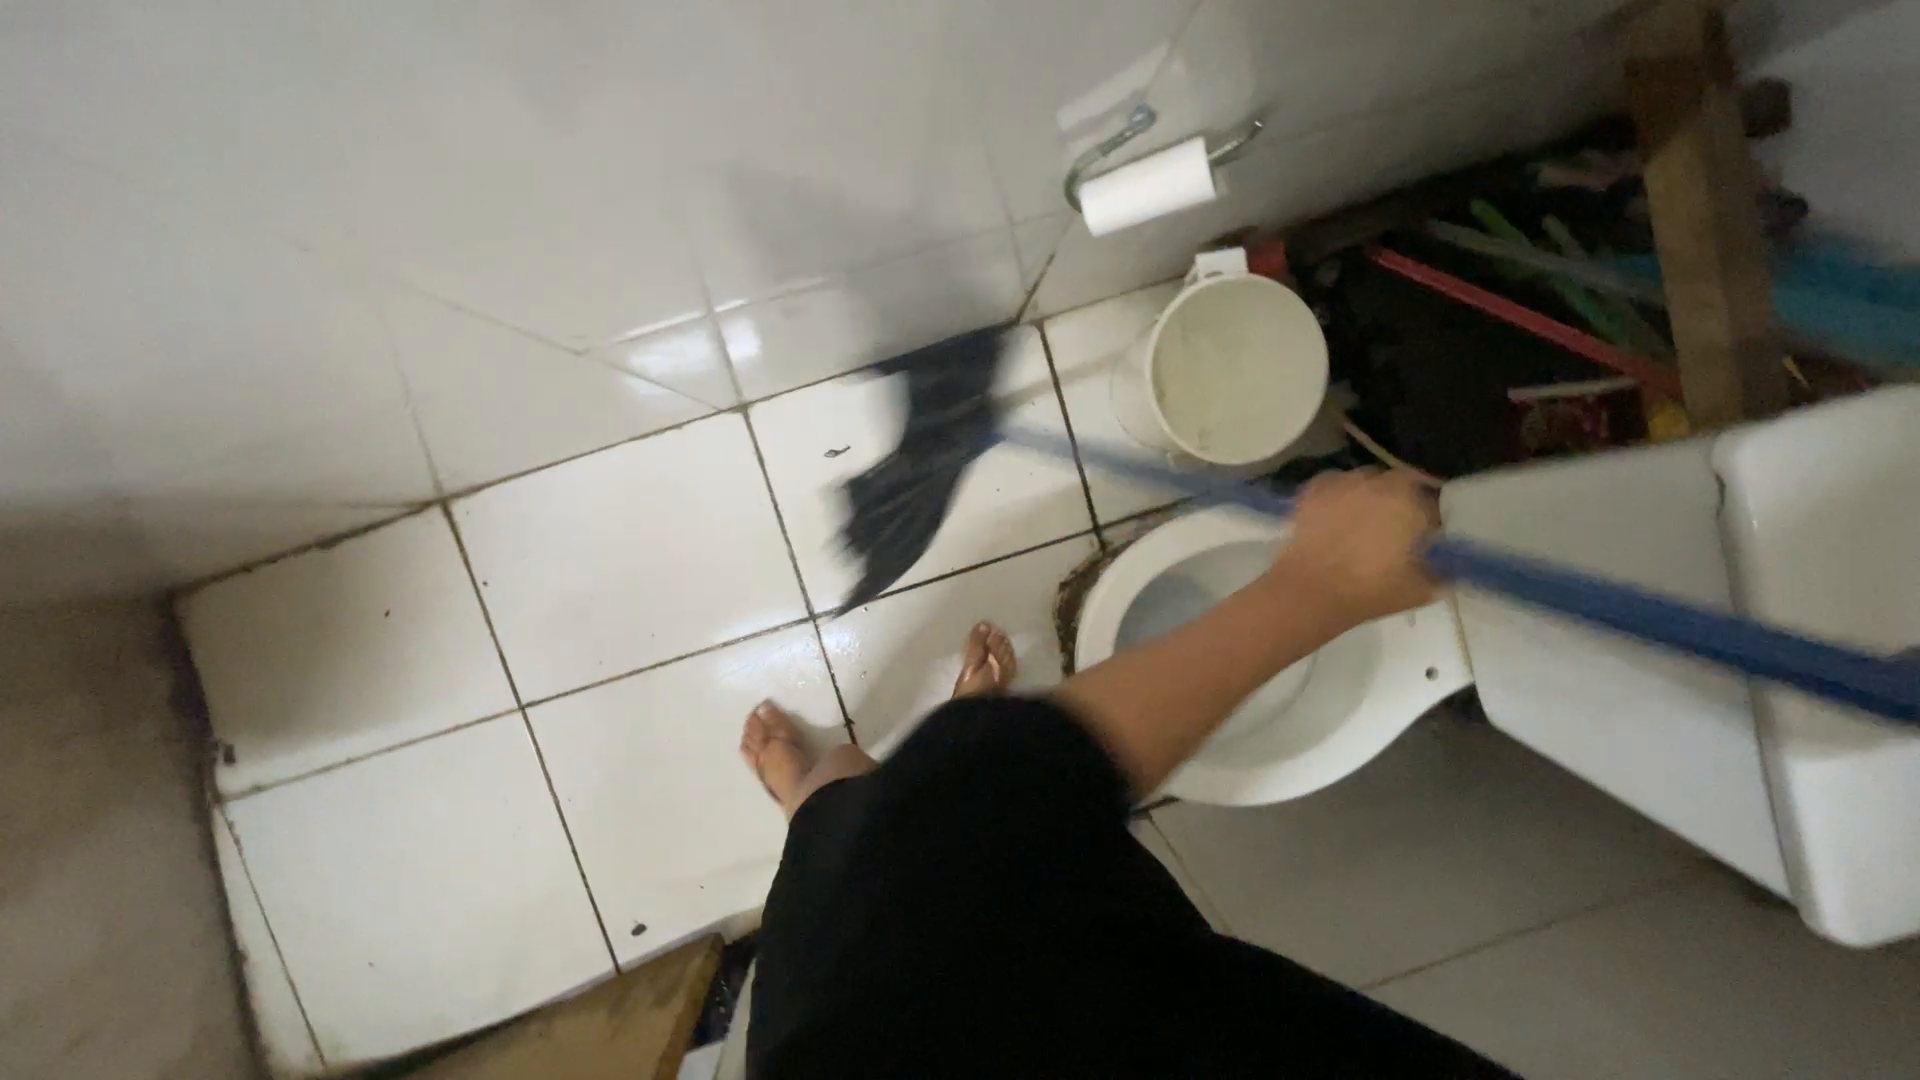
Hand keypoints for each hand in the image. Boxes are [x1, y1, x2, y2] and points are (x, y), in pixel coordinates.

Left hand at [1267, 468, 1437, 626]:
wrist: (1310, 591)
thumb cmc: (1369, 591)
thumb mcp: (1420, 590)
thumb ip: (1442, 573)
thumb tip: (1448, 566)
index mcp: (1411, 502)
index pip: (1434, 502)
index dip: (1433, 518)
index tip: (1429, 534)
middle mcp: (1378, 484)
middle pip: (1402, 483)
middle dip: (1405, 499)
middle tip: (1399, 523)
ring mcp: (1342, 483)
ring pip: (1366, 479)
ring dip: (1372, 492)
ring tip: (1366, 516)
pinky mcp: (1312, 491)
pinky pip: (1334, 482)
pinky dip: (1340, 492)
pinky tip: (1337, 510)